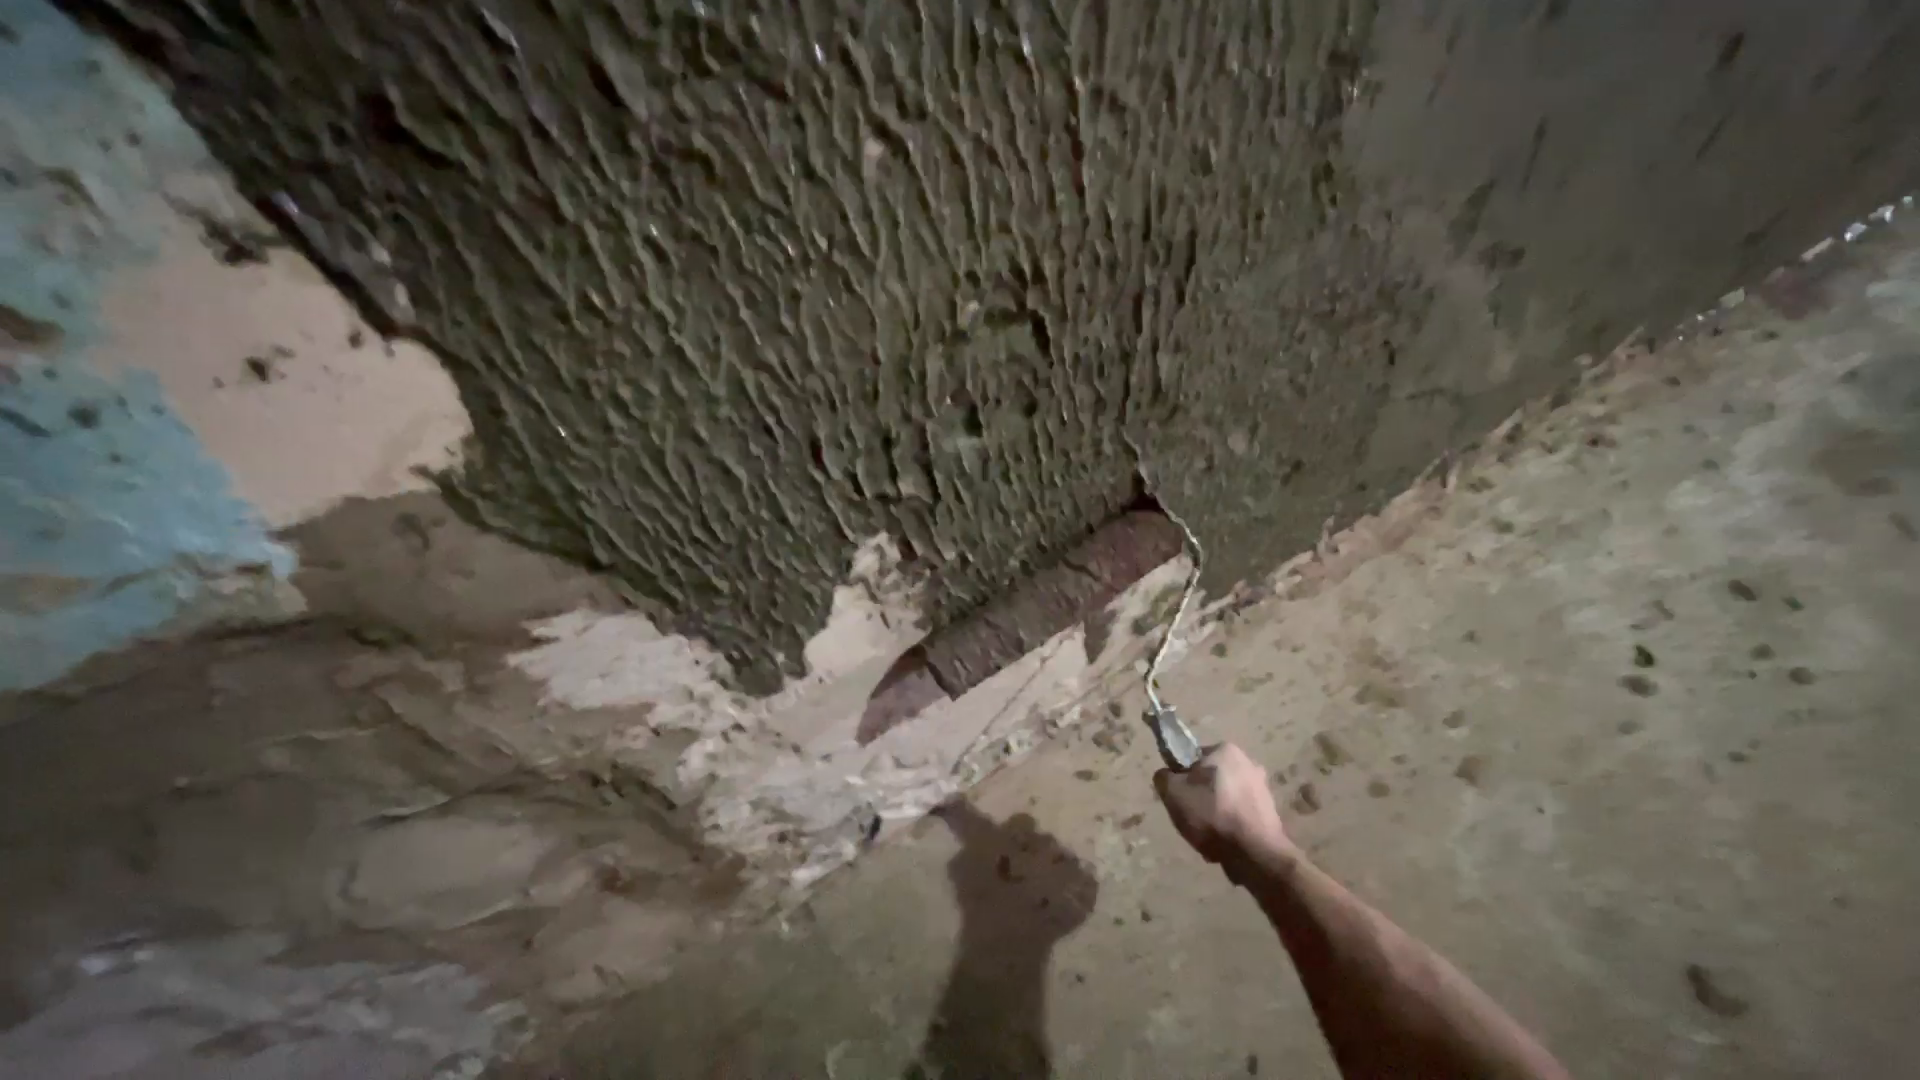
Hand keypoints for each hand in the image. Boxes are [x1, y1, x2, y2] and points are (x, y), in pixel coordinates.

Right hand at [1154, 743, 1293, 868]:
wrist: (1254, 852)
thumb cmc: (1211, 814)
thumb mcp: (1172, 792)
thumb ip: (1163, 777)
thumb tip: (1168, 776)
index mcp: (1226, 750)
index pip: (1194, 760)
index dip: (1183, 780)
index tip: (1181, 798)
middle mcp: (1249, 763)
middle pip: (1211, 780)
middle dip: (1201, 799)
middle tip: (1192, 818)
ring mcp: (1263, 789)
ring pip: (1225, 800)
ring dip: (1215, 815)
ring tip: (1208, 836)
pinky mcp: (1270, 813)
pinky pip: (1240, 817)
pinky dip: (1231, 828)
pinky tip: (1224, 844)